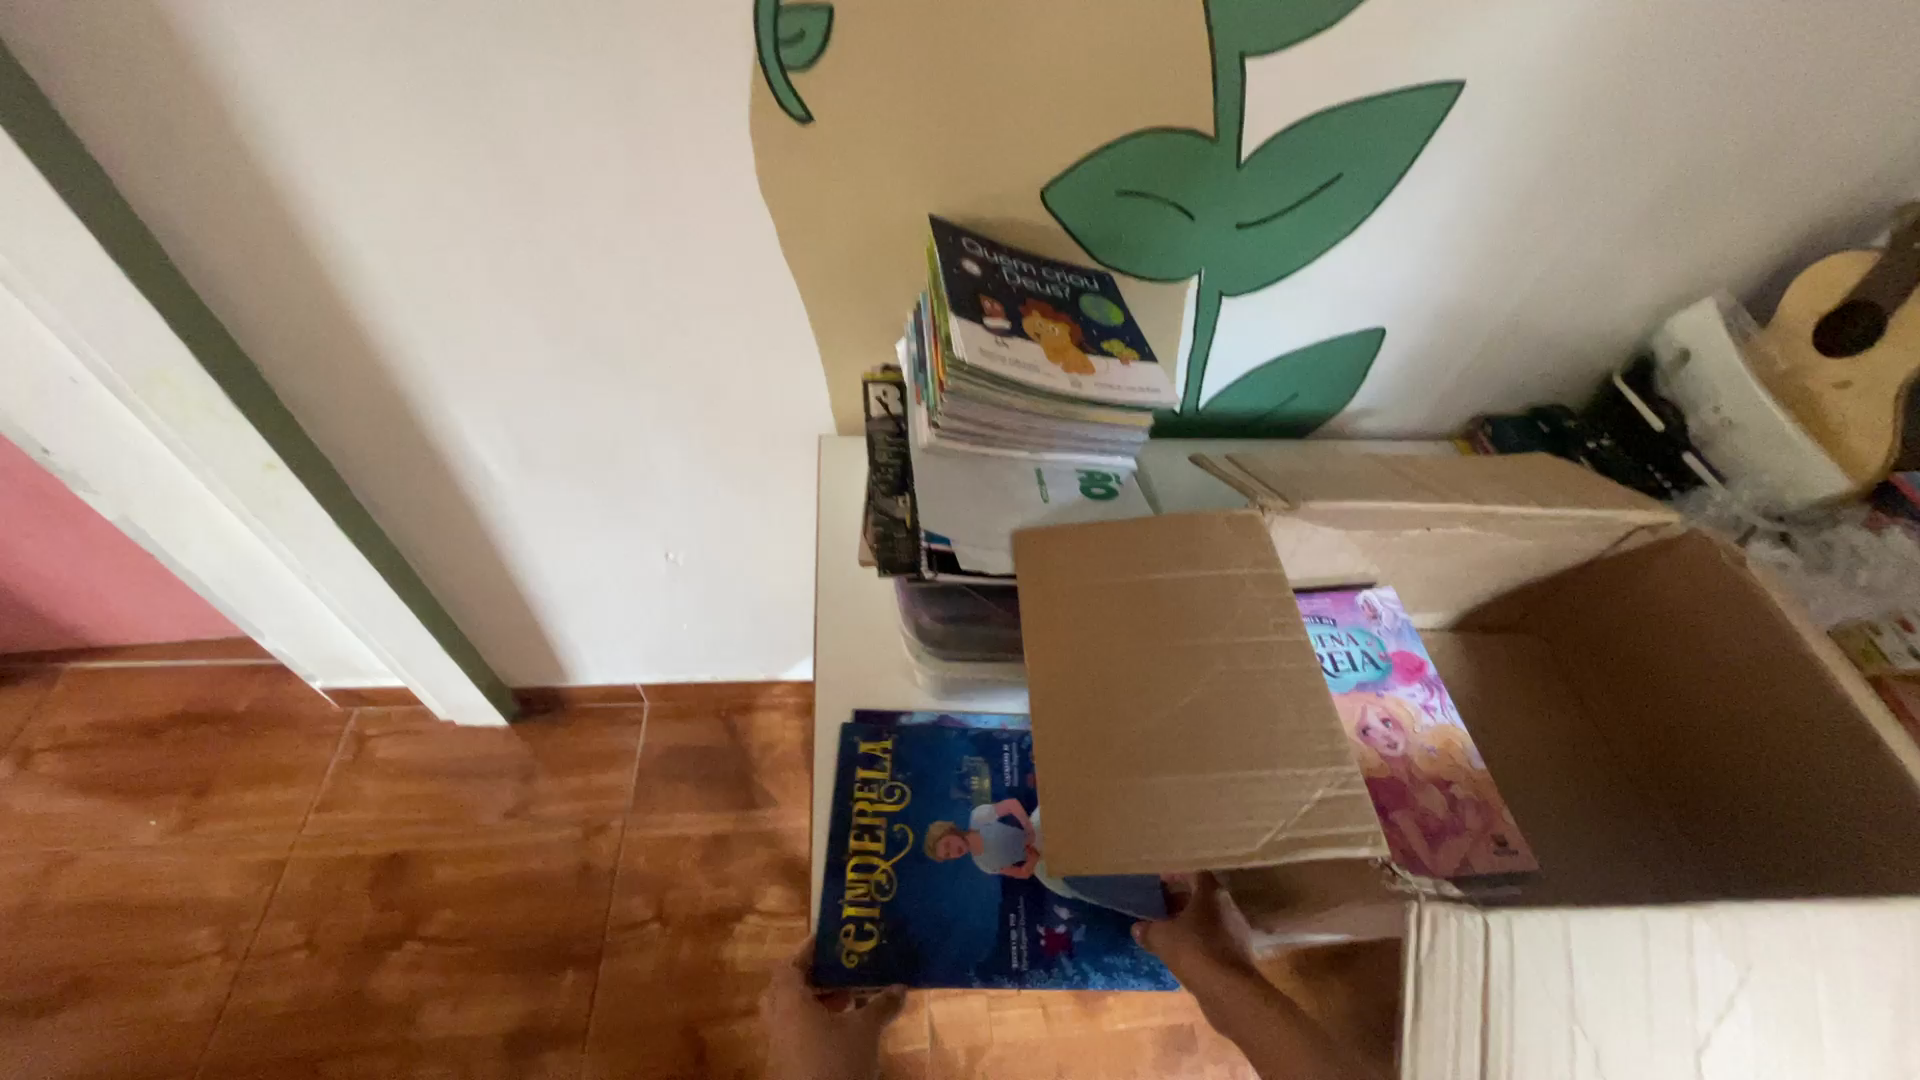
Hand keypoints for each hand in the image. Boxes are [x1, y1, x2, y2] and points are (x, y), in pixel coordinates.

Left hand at [759, 937, 906, 1079]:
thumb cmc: (837, 1064)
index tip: (828, 941)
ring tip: (847, 998)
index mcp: (789, 1004)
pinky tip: (843, 1030)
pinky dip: (816, 1026)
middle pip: (785, 989)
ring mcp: (779, 1048)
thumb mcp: (865, 1031)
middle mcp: (778, 1022)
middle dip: (811, 977)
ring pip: (791, 1015)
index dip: (807, 951)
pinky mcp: (787, 1068)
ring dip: (816, 1002)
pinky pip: (796, 1036)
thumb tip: (901, 987)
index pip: (789, 966)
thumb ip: (881, 1005)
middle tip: (835, 970)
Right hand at [1131, 872, 1258, 987]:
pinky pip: (1216, 941)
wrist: (1229, 991)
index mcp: (1212, 893)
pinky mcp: (1240, 956)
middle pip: (1203, 897)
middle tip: (1161, 907)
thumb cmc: (1194, 951)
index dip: (1177, 876)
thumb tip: (1137, 928)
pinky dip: (1201, 943)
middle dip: (1182, 901)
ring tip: (1170, 932)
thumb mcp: (1162, 937)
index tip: (1160, 883)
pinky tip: (1185, 954)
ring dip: (1192, 924)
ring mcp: (1237, 933)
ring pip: (1210, 920)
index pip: (1195, 874)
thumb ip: (1148, 930)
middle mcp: (1229, 908)